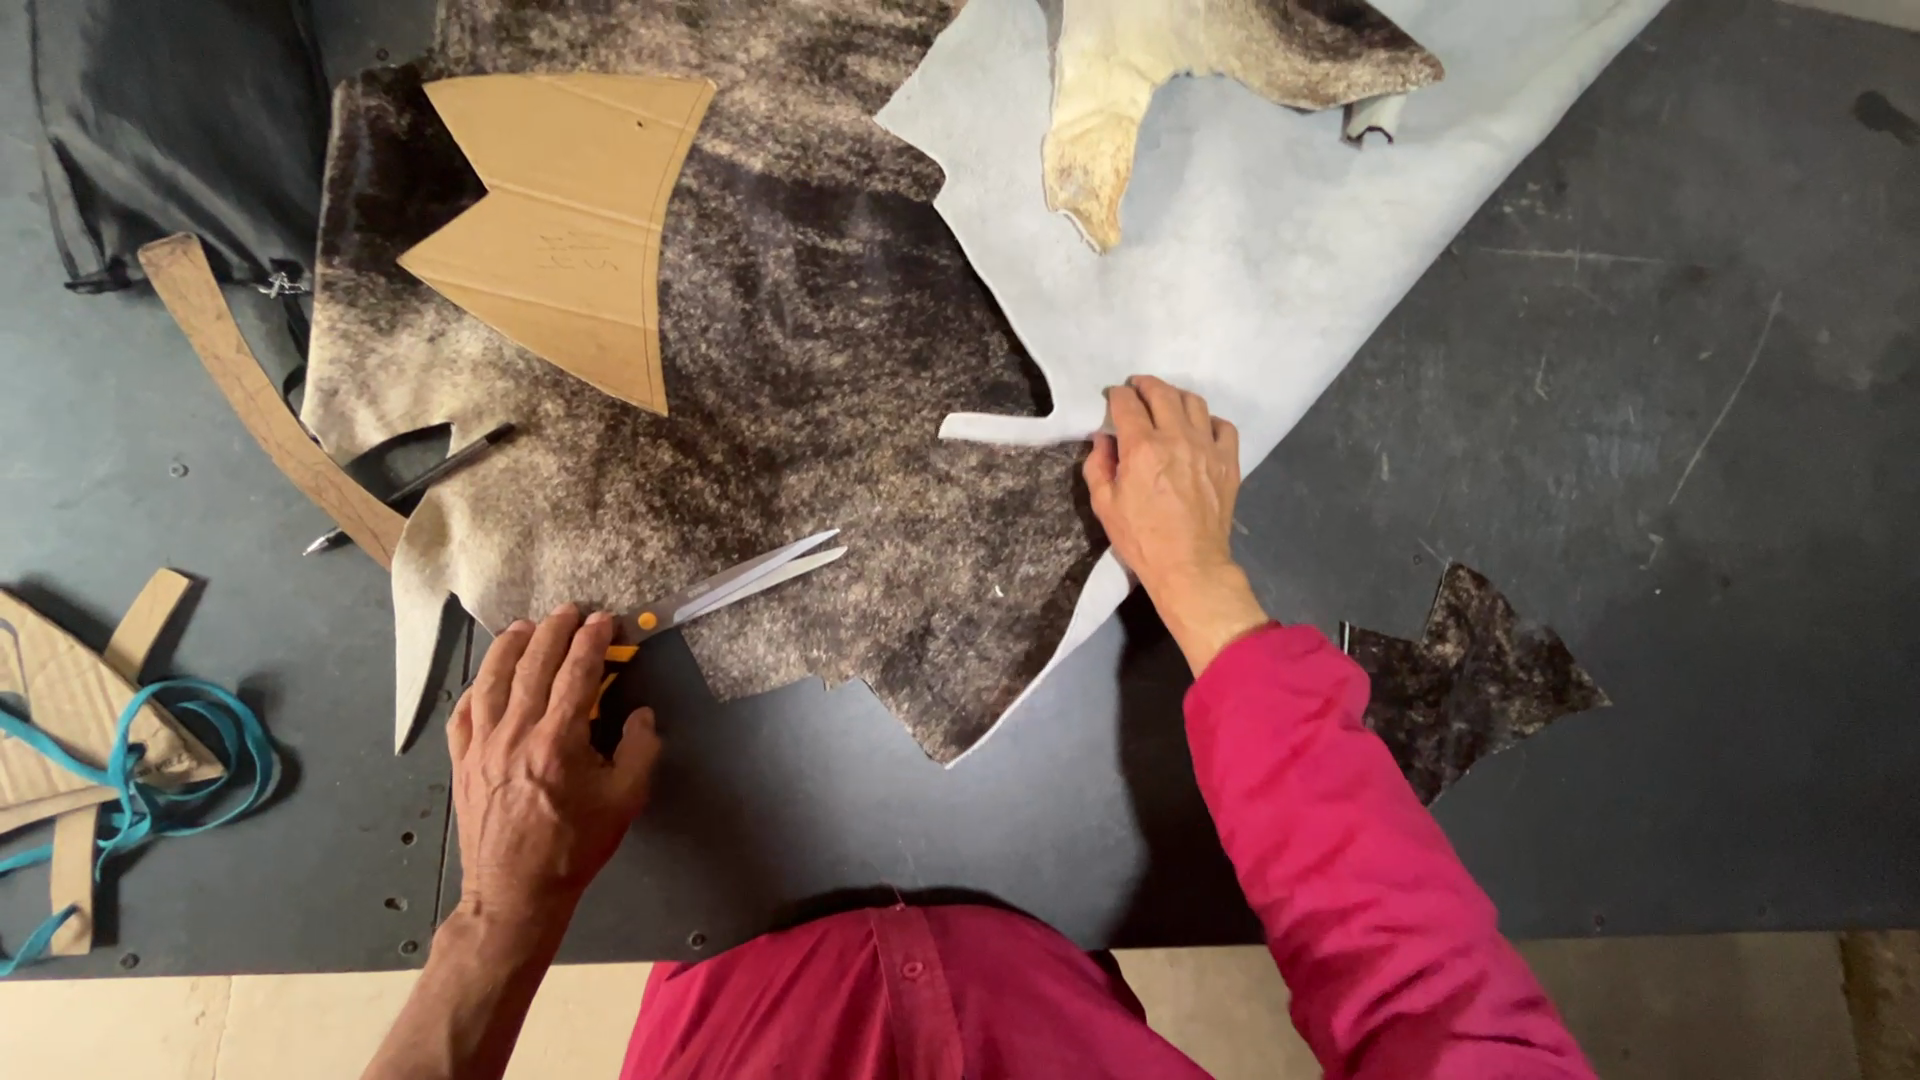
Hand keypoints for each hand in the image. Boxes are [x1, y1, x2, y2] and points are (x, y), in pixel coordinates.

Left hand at [448, 604, 660, 926]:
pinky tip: (488, 676)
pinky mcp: (462, 763)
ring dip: (510, 647)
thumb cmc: (577, 844)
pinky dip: (477, 687)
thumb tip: (641, 715)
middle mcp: (515, 735)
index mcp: (558, 741)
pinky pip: (464, 714)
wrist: (516, 892)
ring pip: (492, 681)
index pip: (577, 674)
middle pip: (533, 666)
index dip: (592, 641)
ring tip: (526, 626)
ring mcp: (482, 747)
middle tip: (571, 610)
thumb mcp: (627, 798)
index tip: (604, 620)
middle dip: (554, 631)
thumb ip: (640, 749)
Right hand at [1084, 376, 1269, 673]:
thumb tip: (1104, 440)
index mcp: (1142, 448)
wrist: (1189, 564)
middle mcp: (1176, 438)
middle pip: (1162, 394)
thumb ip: (1098, 465)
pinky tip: (1199, 427)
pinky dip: (1209, 420)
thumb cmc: (1141, 538)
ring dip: (1176, 396)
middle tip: (1137, 387)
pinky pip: (1223, 426)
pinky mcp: (1228, 461)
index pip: (1128, 404)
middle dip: (1146, 385)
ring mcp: (1207, 448)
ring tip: (1166, 401)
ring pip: (1194, 403)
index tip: (1113, 396)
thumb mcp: (1104, 505)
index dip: (1117, 395)